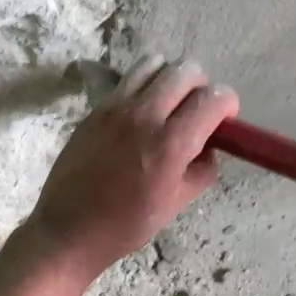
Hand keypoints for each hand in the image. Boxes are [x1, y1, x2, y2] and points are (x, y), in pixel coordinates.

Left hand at [22, 57, 238, 278]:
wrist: (68, 230)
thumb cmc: (123, 226)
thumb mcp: (173, 205)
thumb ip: (200, 171)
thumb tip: (210, 148)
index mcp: (169, 145)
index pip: (213, 98)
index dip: (227, 105)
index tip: (223, 121)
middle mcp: (144, 117)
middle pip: (187, 71)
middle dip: (201, 88)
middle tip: (196, 113)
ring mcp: (115, 109)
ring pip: (155, 64)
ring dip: (170, 79)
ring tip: (168, 106)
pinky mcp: (95, 111)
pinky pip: (127, 81)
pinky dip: (143, 88)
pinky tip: (140, 115)